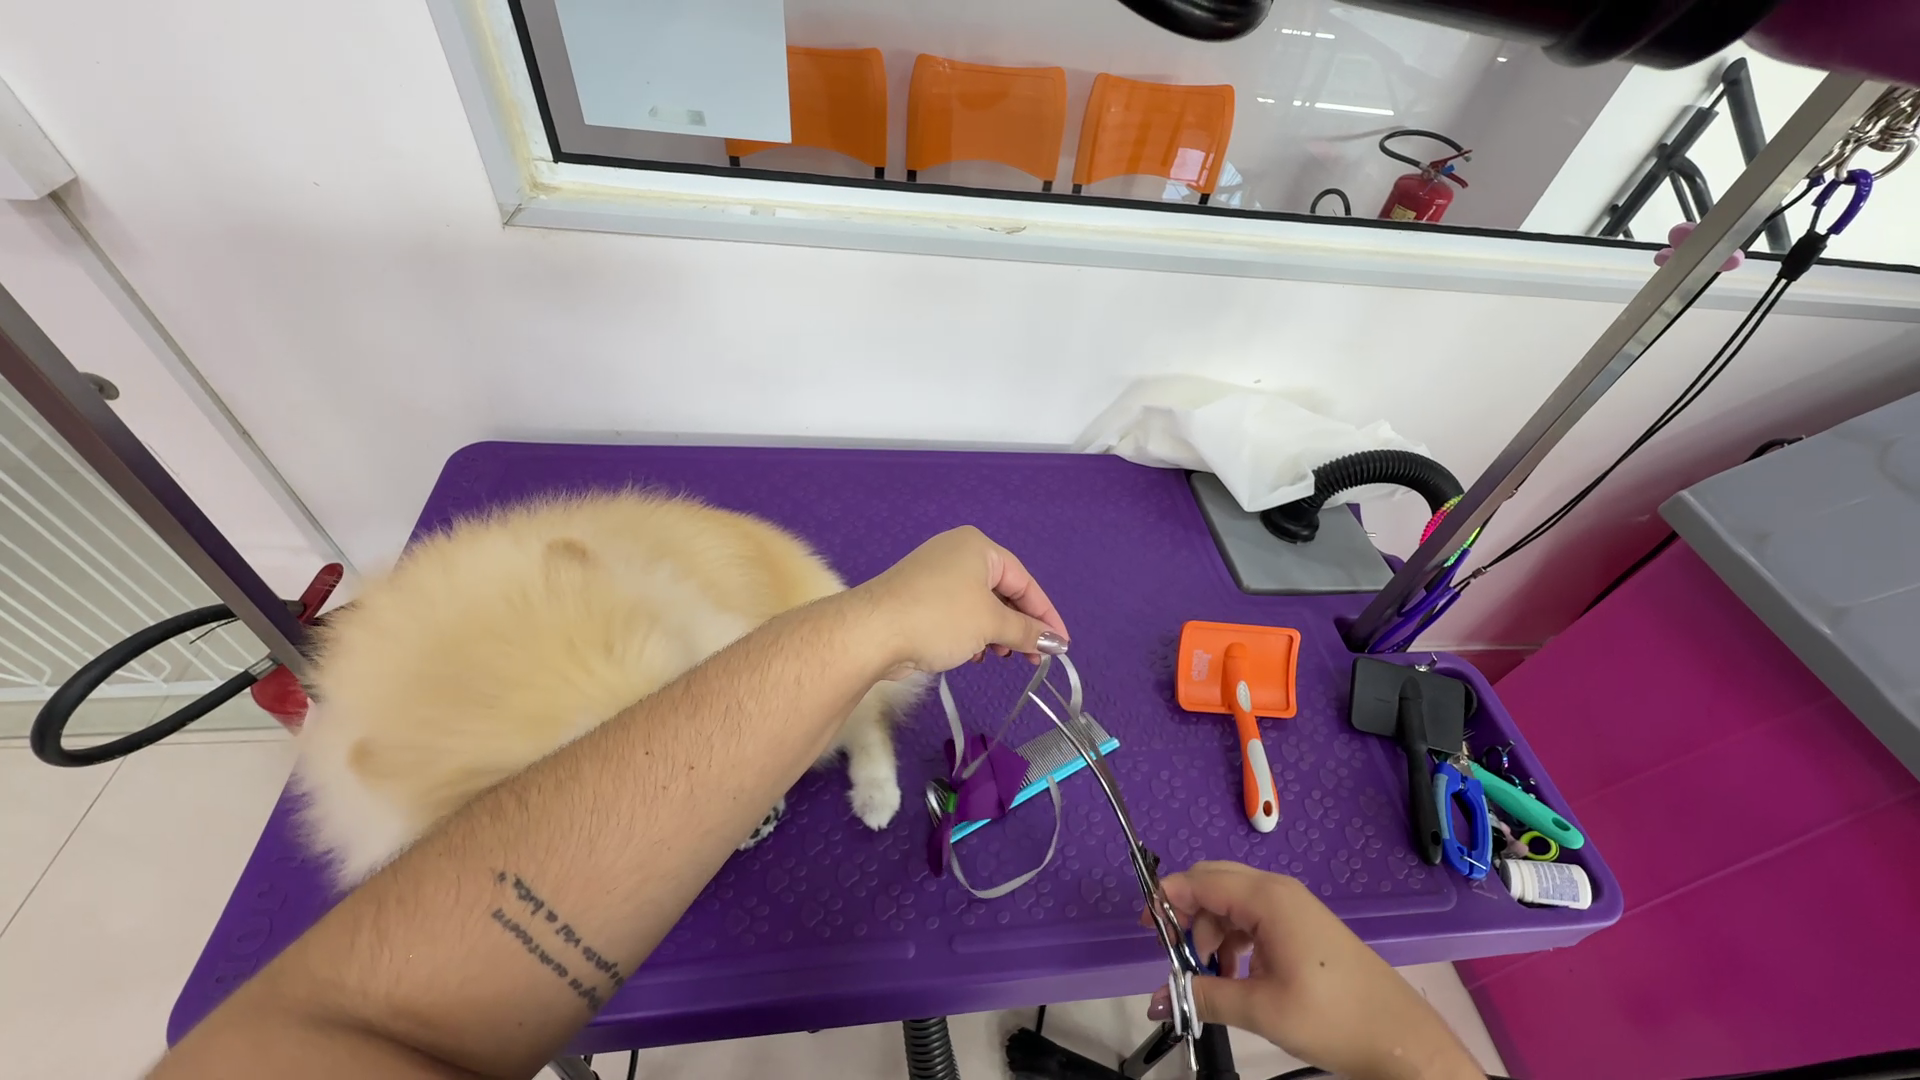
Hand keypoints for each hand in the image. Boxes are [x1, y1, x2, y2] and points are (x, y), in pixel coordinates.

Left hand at [853, 526, 1067, 677]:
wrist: (872, 631)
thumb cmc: (940, 617)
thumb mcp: (991, 623)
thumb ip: (1026, 631)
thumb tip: (1055, 643)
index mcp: (978, 547)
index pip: (1024, 581)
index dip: (1045, 615)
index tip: (1061, 646)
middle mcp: (957, 554)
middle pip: (1002, 592)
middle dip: (1018, 626)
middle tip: (1031, 657)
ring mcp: (935, 576)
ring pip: (979, 606)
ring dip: (994, 633)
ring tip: (998, 656)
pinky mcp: (918, 598)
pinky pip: (957, 614)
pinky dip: (970, 634)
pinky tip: (969, 655)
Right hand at [1149, 862, 1481, 1079]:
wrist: (1403, 1043)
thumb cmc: (1332, 1017)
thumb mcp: (1261, 1009)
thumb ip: (1203, 996)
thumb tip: (1154, 1001)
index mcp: (1267, 898)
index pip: (1200, 880)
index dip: (1167, 898)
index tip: (1147, 929)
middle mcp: (1277, 890)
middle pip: (1214, 882)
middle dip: (1187, 912)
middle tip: (1173, 951)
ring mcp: (1292, 907)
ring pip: (1232, 902)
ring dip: (1210, 930)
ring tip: (1208, 973)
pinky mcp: (1301, 926)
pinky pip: (1252, 918)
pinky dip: (1233, 939)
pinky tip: (1234, 975)